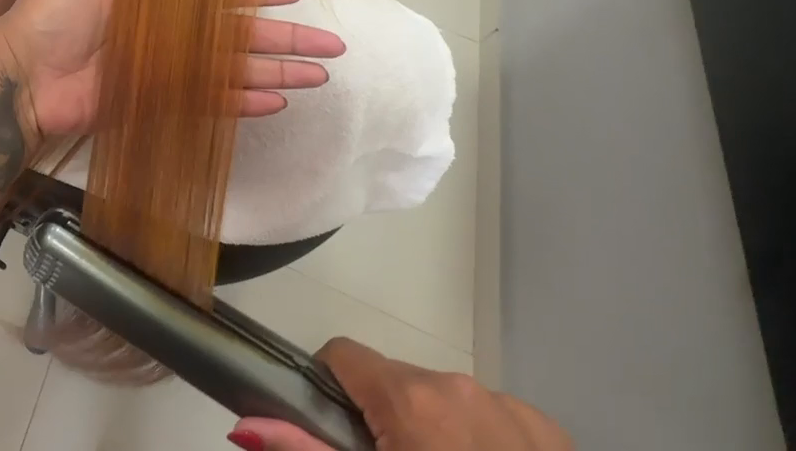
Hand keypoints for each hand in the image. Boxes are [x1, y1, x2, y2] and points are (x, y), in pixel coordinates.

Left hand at [0, 0, 345, 138]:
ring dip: (277, 72)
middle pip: (239, 34)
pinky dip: (243, 103)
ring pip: (234, 69)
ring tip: (319, 78)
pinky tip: (278, 102)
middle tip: (333, 45)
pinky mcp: (158, 101)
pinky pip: (210, 102)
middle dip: (286, 38)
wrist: (22, 75)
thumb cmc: (46, 15)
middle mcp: (166, 30)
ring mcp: (166, 68)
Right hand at [226, 338, 572, 450]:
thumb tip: (242, 425)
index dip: (328, 390)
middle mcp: (458, 385)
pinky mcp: (553, 434)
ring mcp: (512, 408)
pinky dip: (481, 444)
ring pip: (445, 402)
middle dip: (382, 420)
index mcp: (409, 396)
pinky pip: (495, 420)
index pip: (341, 354)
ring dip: (433, 433)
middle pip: (393, 381)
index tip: (335, 434)